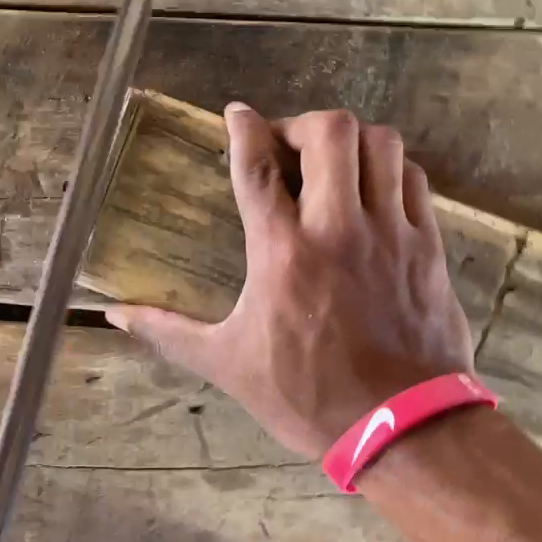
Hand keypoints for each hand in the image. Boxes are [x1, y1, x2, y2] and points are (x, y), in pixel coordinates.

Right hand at [107, 104, 474, 460]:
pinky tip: (370, 190)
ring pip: (380, 144)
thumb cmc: (307, 395)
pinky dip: (389, 168)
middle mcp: (337, 228)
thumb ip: (167, 330)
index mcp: (281, 252)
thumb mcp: (226, 364)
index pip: (257, 165)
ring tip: (330, 164)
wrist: (405, 429)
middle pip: (330, 132)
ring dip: (349, 141)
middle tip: (285, 148)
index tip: (235, 112)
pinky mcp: (428, 246)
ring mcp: (390, 232)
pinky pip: (413, 179)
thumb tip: (114, 315)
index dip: (243, 127)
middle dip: (301, 124)